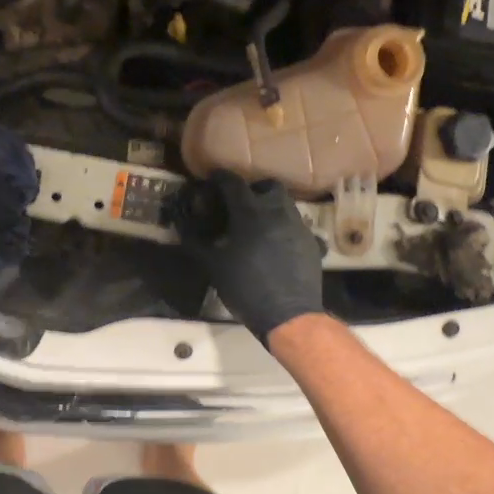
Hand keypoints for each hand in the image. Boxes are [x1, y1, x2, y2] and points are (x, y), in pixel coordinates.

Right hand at [177, 170, 324, 343]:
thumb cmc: (246, 288)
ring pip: (287, 204)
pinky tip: (277, 245)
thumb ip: (196, 242)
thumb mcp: (214, 266)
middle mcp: (278, 213)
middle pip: (270, 186)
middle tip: (242, 202)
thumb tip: (181, 226)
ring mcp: (299, 228)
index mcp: (250, 213)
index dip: (221, 178)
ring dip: (272, 207)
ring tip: (259, 224)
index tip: (212, 178)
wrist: (289, 316)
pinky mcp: (312, 244)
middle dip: (255, 189)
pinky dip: (286, 229)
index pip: (234, 183)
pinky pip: (299, 227)